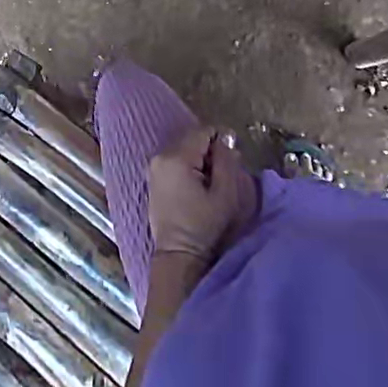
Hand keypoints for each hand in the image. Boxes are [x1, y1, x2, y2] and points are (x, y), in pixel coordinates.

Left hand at [147, 126, 257, 263]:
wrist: (178, 255)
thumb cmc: (204, 227)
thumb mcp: (225, 195)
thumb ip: (226, 162)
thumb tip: (226, 138)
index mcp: (175, 157)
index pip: (201, 131)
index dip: (221, 138)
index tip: (234, 155)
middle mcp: (160, 156)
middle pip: (190, 139)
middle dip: (210, 150)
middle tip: (225, 172)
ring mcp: (153, 166)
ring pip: (183, 149)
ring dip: (200, 158)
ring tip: (212, 182)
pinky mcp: (153, 177)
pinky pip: (174, 160)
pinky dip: (188, 166)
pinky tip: (198, 186)